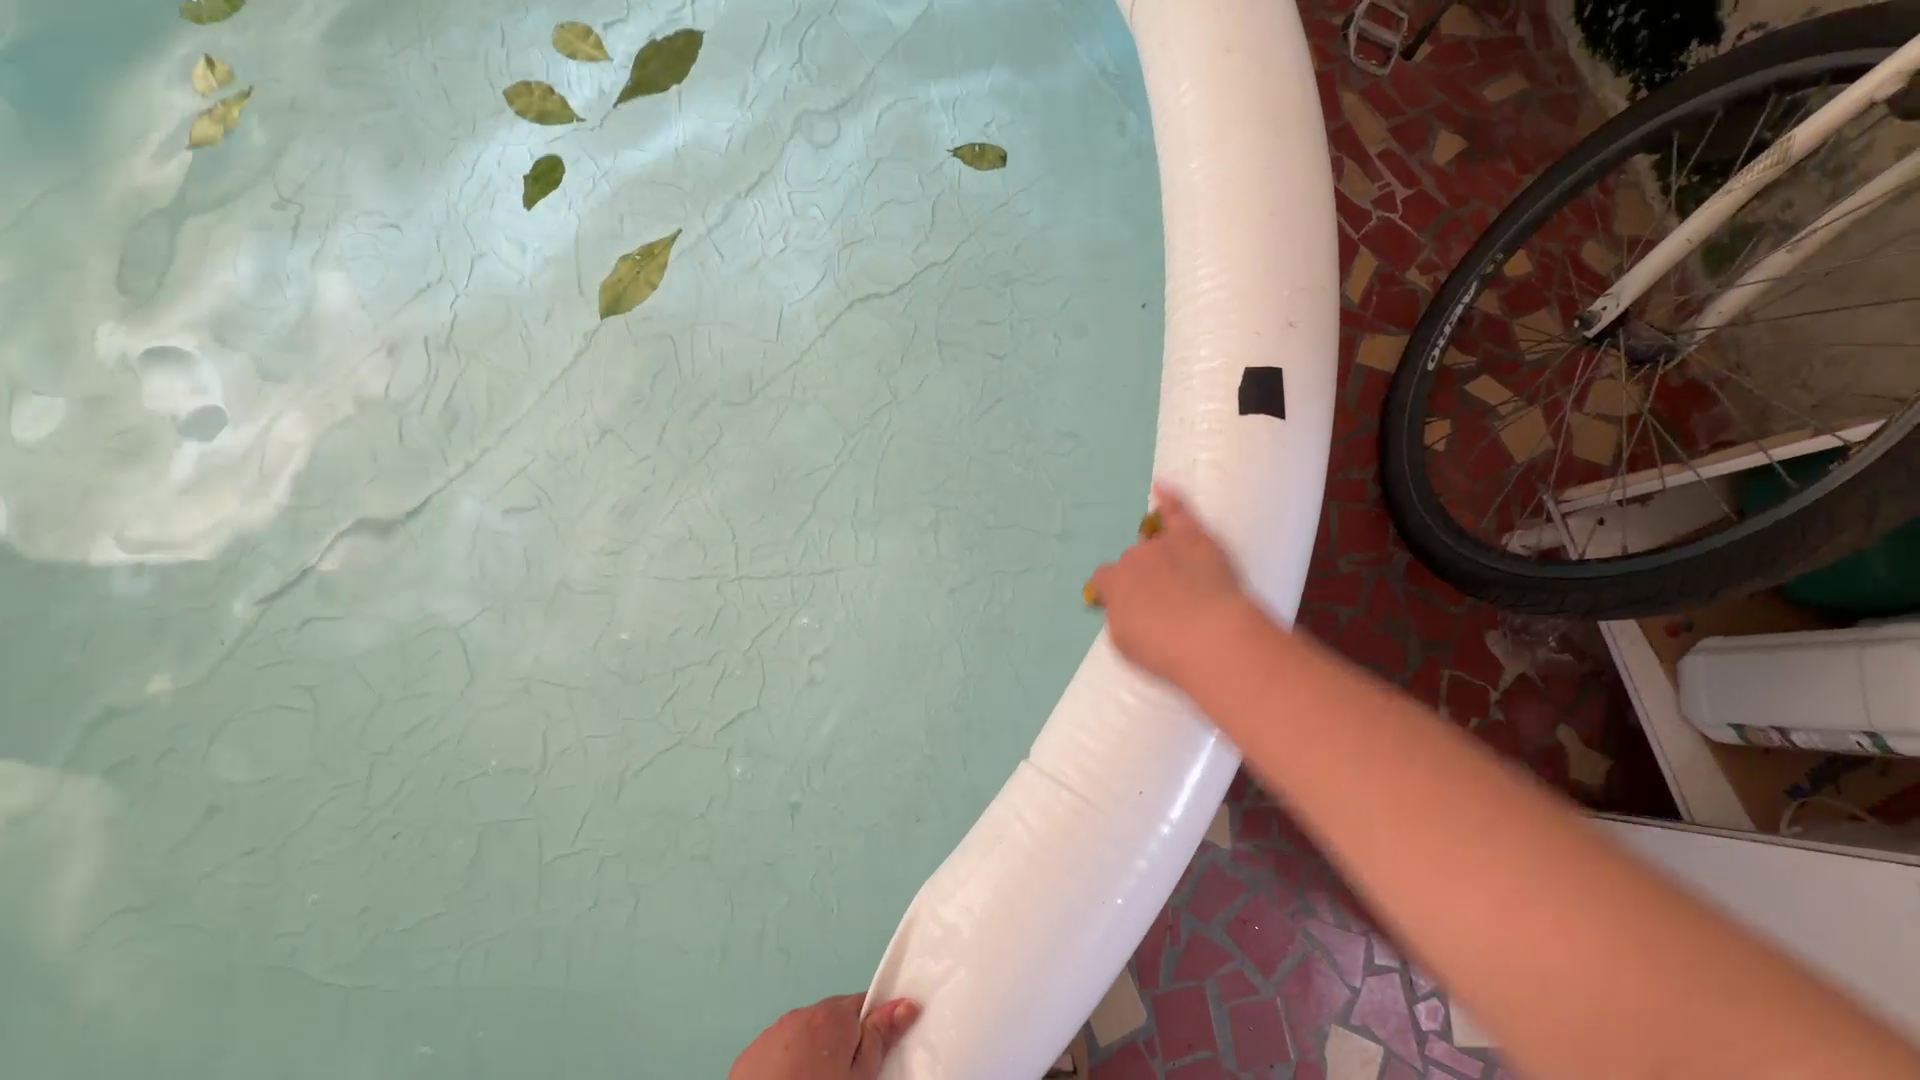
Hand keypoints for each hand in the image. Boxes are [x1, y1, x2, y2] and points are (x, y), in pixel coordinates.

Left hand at [729, 994, 919, 1079]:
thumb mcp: (861, 1076)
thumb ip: (880, 1038)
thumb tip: (906, 1002)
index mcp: (833, 1014)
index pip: (864, 1003)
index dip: (873, 1026)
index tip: (876, 1051)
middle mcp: (802, 1012)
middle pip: (834, 1018)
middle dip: (843, 1040)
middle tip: (848, 1075)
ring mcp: (773, 1031)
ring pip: (806, 1033)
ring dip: (815, 1049)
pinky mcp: (751, 1053)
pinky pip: (780, 1048)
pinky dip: (788, 1061)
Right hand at [1088, 483, 1253, 683]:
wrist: (1210, 637)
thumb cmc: (1163, 650)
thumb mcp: (1124, 641)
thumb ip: (1119, 616)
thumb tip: (1122, 605)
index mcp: (1114, 583)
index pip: (1103, 578)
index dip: (1111, 590)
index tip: (1120, 602)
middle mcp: (1135, 557)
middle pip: (1133, 562)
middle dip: (1142, 577)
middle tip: (1160, 601)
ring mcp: (1165, 544)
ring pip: (1155, 544)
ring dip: (1160, 556)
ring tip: (1174, 573)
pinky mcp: (1196, 538)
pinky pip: (1178, 511)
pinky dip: (1169, 498)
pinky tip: (1161, 487)